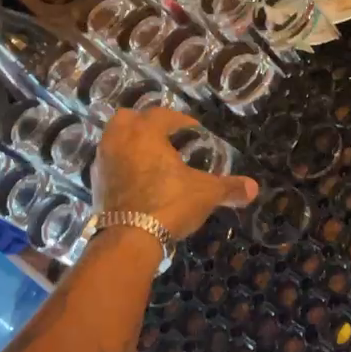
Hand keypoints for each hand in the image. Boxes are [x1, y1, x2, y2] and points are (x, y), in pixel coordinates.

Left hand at [93, 107, 258, 237]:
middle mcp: (119, 139)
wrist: (131, 236)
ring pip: (114, 139)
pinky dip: (123, 166)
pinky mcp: (96, 183)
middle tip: (166, 139)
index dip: (180, 120)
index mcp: (145, 133)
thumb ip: (229, 187)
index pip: (162, 115)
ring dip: (131, 144)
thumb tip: (254, 188)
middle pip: (129, 118)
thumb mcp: (206, 194)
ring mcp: (103, 161)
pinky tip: (139, 181)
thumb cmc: (170, 203)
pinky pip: (110, 164)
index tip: (194, 130)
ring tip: (152, 160)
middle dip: (146, 124)